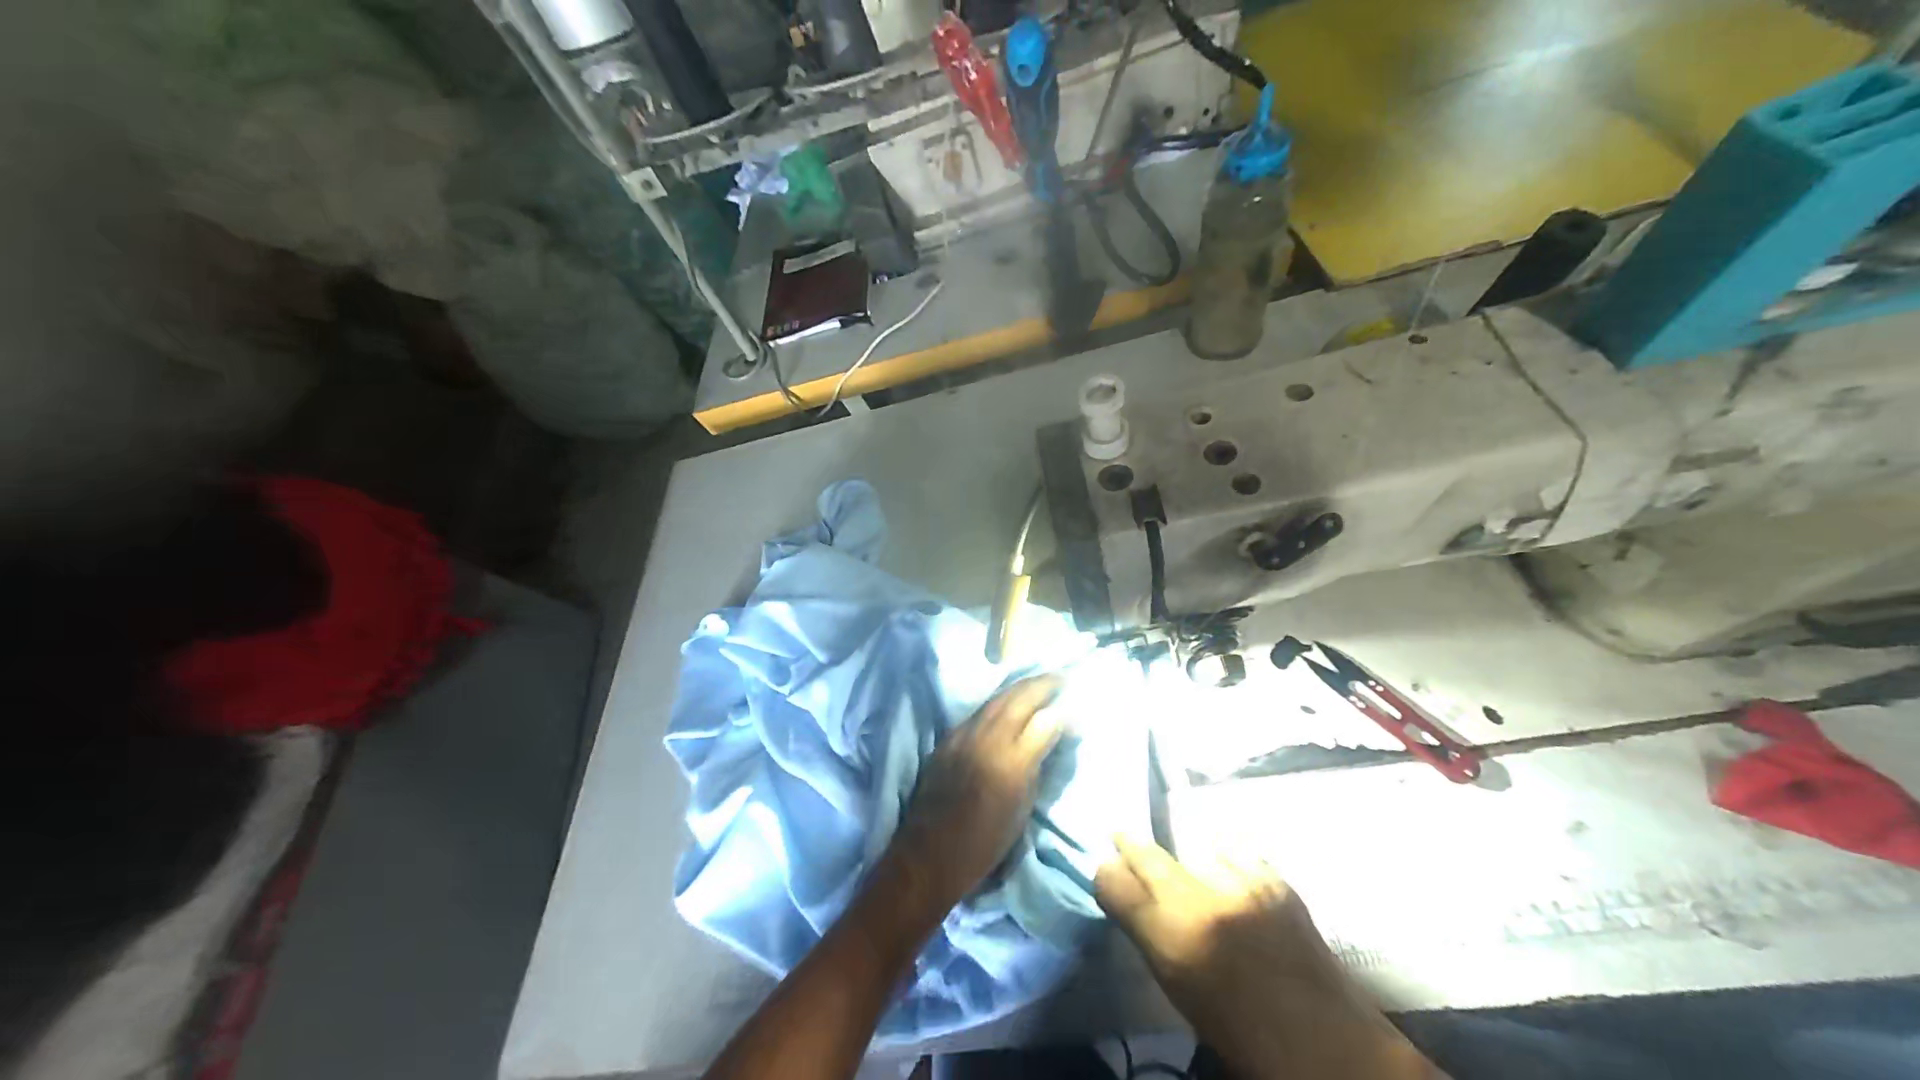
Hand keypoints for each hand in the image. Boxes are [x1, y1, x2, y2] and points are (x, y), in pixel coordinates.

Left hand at [885, 676, 1064, 911]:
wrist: (929, 855)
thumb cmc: (984, 844)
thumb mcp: (1021, 809)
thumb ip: (1037, 766)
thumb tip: (1053, 737)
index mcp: (1011, 763)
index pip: (1044, 721)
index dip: (1064, 712)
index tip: (1076, 705)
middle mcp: (986, 740)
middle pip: (1018, 699)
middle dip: (1042, 685)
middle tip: (1062, 678)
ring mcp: (963, 736)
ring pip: (996, 700)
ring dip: (1020, 688)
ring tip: (1040, 683)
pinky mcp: (948, 739)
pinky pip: (978, 712)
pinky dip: (998, 703)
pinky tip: (1008, 702)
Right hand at [1096, 837, 1436, 1079]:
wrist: (1332, 1051)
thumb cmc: (1243, 1036)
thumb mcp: (1181, 993)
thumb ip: (1153, 940)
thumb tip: (1130, 902)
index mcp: (1173, 939)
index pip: (1114, 883)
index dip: (1106, 876)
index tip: (1106, 875)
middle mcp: (1202, 903)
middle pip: (1148, 856)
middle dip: (1130, 847)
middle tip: (1121, 838)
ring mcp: (1243, 886)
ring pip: (1192, 852)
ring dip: (1184, 862)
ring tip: (1188, 874)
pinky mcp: (1276, 883)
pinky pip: (1236, 858)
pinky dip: (1228, 868)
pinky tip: (1231, 882)